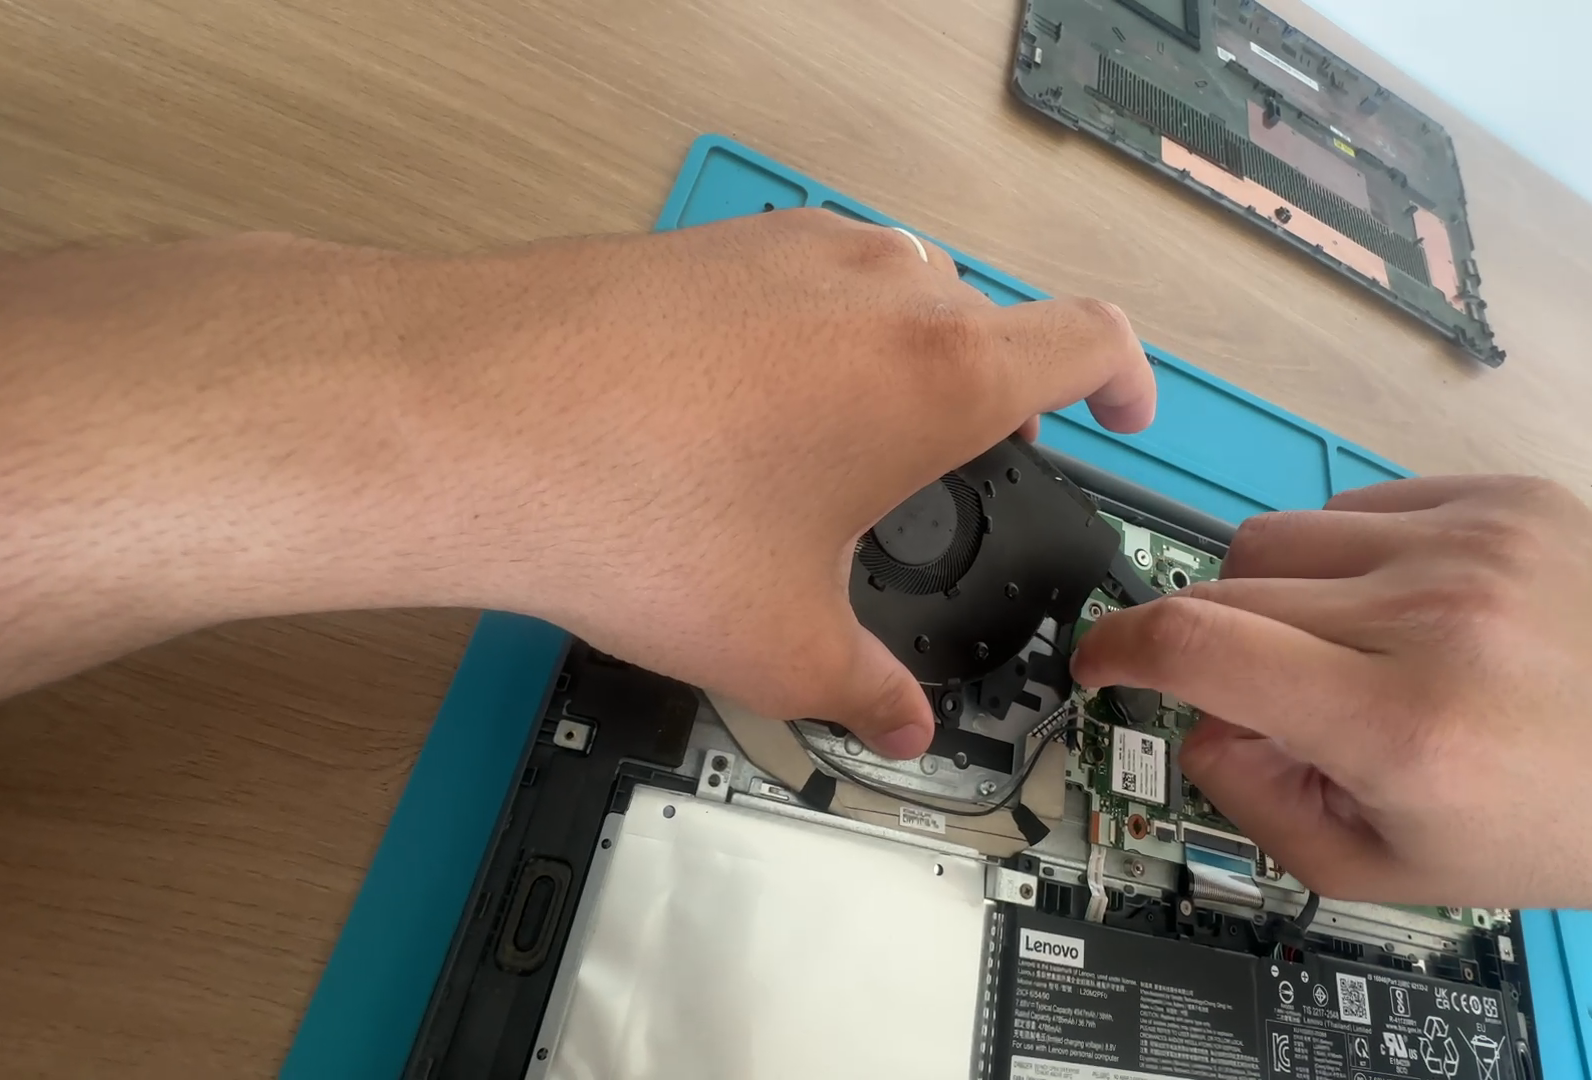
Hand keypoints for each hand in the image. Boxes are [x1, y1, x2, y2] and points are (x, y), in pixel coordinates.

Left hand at [392, 210, 1155, 756]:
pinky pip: (811, 283)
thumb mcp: (780, 638)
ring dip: (901, 366)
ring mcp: (794, 248)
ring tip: (843, 449)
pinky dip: (819, 338)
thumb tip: (898, 724)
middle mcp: (879, 286)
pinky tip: (752, 408)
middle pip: (989, 328)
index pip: (1092, 339)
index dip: (1126, 380)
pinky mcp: (719, 244)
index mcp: (936, 373)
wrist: (465, 419)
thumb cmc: (640, 518)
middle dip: (989, 401)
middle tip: (944, 473)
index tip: (1118, 416)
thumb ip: (865, 687)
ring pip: (899, 299)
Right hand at [1072, 476, 1591, 1008]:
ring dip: (1268, 594)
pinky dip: (1337, 560)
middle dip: (1206, 642)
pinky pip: (1347, 510)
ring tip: (1336, 640)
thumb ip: (1239, 792)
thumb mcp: (1363, 862)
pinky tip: (1397, 603)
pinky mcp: (1505, 497)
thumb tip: (1194, 709)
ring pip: (1271, 538)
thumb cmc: (1535, 835)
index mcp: (1398, 724)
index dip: (1118, 645)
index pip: (1194, 646)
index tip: (1100, 660)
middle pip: (1220, 588)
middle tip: (1261, 687)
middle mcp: (1433, 615)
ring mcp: (1474, 540)